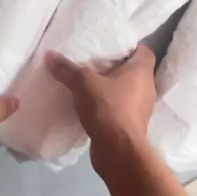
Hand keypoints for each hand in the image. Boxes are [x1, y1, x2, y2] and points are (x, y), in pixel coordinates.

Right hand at [48, 47, 156, 165]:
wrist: (118, 151)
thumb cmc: (108, 109)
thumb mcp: (83, 84)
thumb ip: (67, 69)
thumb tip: (50, 55)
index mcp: (142, 72)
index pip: (144, 51)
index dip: (130, 45)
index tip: (111, 44)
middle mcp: (147, 88)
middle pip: (134, 70)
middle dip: (117, 66)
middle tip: (96, 61)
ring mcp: (141, 108)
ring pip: (127, 90)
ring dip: (113, 87)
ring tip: (91, 83)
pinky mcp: (132, 125)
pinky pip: (121, 107)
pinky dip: (109, 105)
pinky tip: (91, 105)